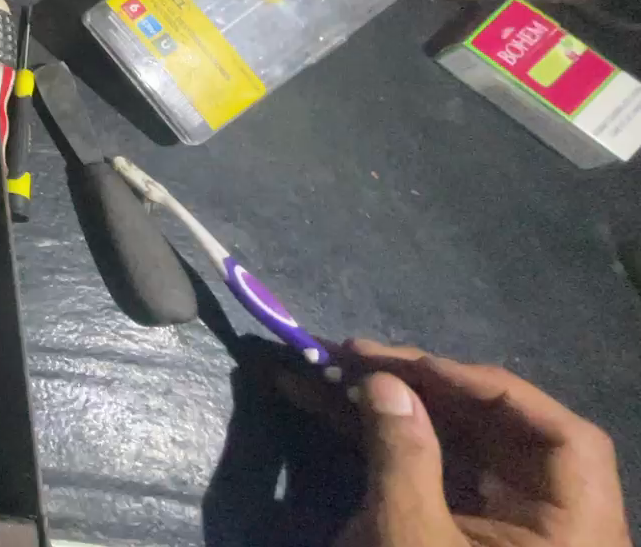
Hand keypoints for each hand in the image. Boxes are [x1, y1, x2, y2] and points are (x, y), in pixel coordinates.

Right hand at [324, 339, 628, 546]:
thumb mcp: (410, 535)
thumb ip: (401, 453)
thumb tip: (383, 380)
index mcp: (572, 533)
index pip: (564, 439)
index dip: (495, 390)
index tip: (415, 367)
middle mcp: (543, 516)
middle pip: (499, 427)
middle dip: (420, 382)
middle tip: (350, 354)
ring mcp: (491, 513)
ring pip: (446, 433)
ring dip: (382, 394)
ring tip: (321, 364)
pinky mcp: (445, 513)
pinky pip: (412, 452)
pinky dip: (364, 421)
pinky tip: (309, 394)